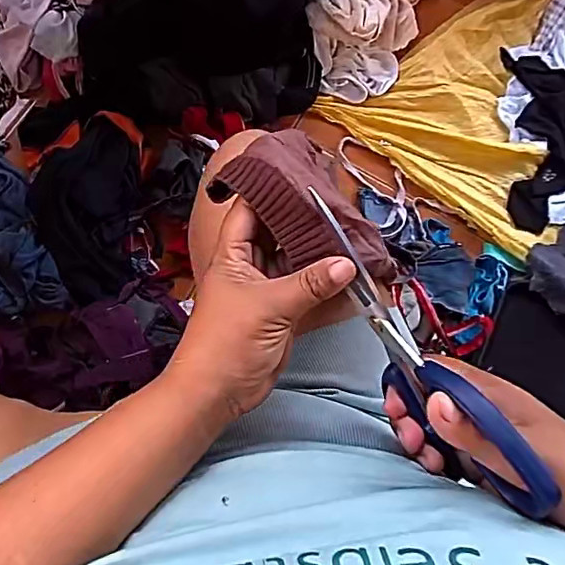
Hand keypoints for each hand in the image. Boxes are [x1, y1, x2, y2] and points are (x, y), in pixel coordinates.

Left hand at [168, 199, 356, 420]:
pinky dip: (325, 282)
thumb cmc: (225, 343)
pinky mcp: (281, 312)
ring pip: (295, 260)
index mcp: (233, 254)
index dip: (269, 189)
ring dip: (318, 251)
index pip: (248, 209)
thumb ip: (311, 283)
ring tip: (347, 233)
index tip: (297, 172)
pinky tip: (347, 273)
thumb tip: (347, 264)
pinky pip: (307, 289)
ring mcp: (266, 289)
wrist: (217, 392)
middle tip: (335, 203)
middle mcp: (249, 266)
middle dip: (303, 220)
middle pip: (277, 232)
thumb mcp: (269, 306)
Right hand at [382, 355, 564, 545]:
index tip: (398, 408)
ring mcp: (490, 435)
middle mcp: (490, 410)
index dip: (412, 382)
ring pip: (441, 428)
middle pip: (433, 398)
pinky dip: (444, 462)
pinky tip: (448, 476)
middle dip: (415, 418)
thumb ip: (474, 432)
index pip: (440, 370)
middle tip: (416, 445)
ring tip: (434, 465)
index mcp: (497, 395)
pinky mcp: (493, 460)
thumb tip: (433, 400)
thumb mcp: (521, 456)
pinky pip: (455, 453)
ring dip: (427, 444)